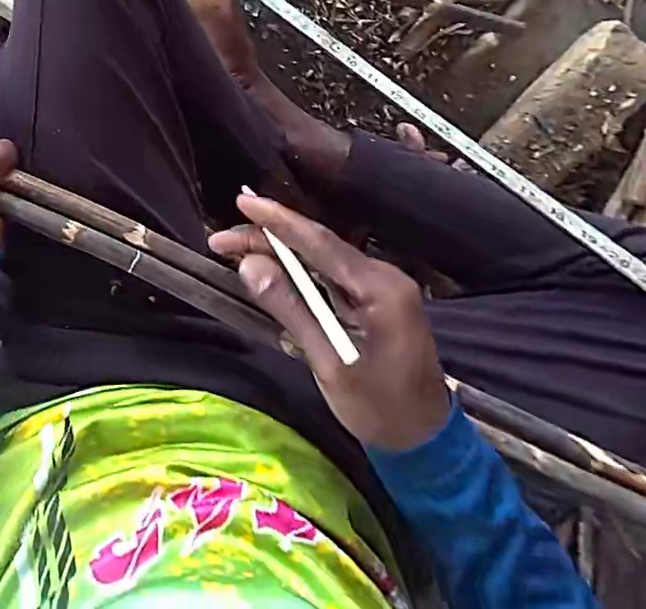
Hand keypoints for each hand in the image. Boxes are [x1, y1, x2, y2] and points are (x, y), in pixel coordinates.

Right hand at [210, 195, 449, 450]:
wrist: (425, 443)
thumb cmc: (381, 409)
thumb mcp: (330, 364)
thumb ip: (291, 310)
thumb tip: (249, 264)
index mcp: (382, 290)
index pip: (320, 243)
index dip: (277, 220)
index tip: (242, 201)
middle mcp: (383, 278)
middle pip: (315, 245)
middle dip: (265, 238)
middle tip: (219, 241)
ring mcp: (378, 287)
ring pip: (316, 256)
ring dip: (273, 251)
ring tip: (231, 250)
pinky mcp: (370, 298)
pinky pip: (324, 272)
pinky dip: (291, 268)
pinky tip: (265, 267)